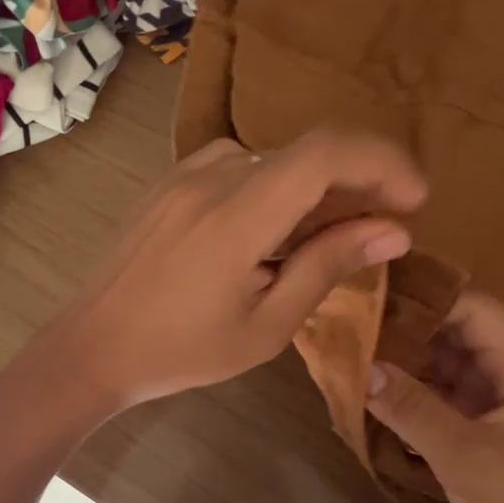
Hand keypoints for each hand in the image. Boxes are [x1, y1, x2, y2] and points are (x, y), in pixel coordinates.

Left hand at [32, 131, 428, 415]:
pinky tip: (262, 239)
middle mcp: (208, 177)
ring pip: (268, 161)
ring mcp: (179, 177)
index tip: (414, 200)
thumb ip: (327, 268)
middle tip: (372, 234)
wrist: (89, 349)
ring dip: (306, 190)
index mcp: (237, 213)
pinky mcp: (162, 187)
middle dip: (352, 184)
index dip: (384, 162)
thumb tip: (392, 230)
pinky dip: (265, 190)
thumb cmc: (178, 351)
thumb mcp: (264, 326)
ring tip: (315, 244)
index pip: (328, 151)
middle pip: (301, 154)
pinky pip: (232, 170)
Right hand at [364, 292, 503, 502]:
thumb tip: (357, 365)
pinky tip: (373, 392)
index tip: (363, 295)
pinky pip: (448, 396)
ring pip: (449, 365)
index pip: (471, 307)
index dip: (419, 297)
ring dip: (405, 362)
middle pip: (457, 332)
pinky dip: (414, 393)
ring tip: (348, 353)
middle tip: (344, 326)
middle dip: (404, 329)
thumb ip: (410, 407)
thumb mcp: (464, 455)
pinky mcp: (494, 428)